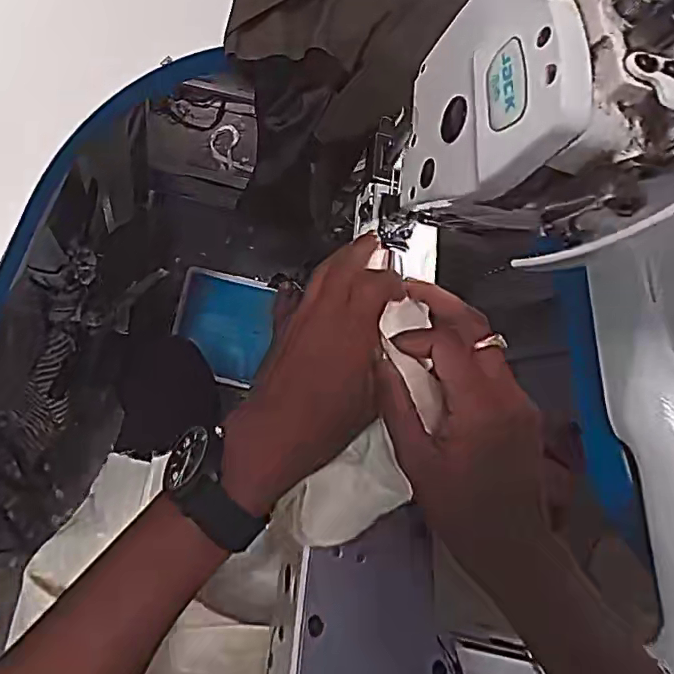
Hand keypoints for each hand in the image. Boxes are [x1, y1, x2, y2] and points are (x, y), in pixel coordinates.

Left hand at [223, 234, 401, 514]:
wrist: (275, 431)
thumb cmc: (319, 421)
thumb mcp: (372, 395)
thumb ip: (381, 362)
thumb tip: (386, 350)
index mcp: (353, 326)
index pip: (376, 283)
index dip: (392, 278)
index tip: (399, 283)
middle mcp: (325, 314)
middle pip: (344, 265)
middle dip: (362, 250)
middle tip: (373, 243)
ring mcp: (302, 317)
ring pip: (320, 274)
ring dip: (338, 260)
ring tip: (349, 255)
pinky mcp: (284, 327)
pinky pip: (296, 294)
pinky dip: (307, 287)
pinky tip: (308, 287)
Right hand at [377, 280, 556, 583]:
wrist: (515, 549)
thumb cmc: (466, 517)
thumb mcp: (418, 463)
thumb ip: (396, 407)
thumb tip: (381, 365)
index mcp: (481, 408)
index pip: (449, 344)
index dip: (416, 336)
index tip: (393, 346)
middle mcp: (507, 396)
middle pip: (478, 328)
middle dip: (442, 303)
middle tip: (413, 291)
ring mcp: (519, 402)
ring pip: (488, 344)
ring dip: (454, 327)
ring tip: (421, 321)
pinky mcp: (521, 410)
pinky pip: (492, 367)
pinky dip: (465, 354)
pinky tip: (440, 363)